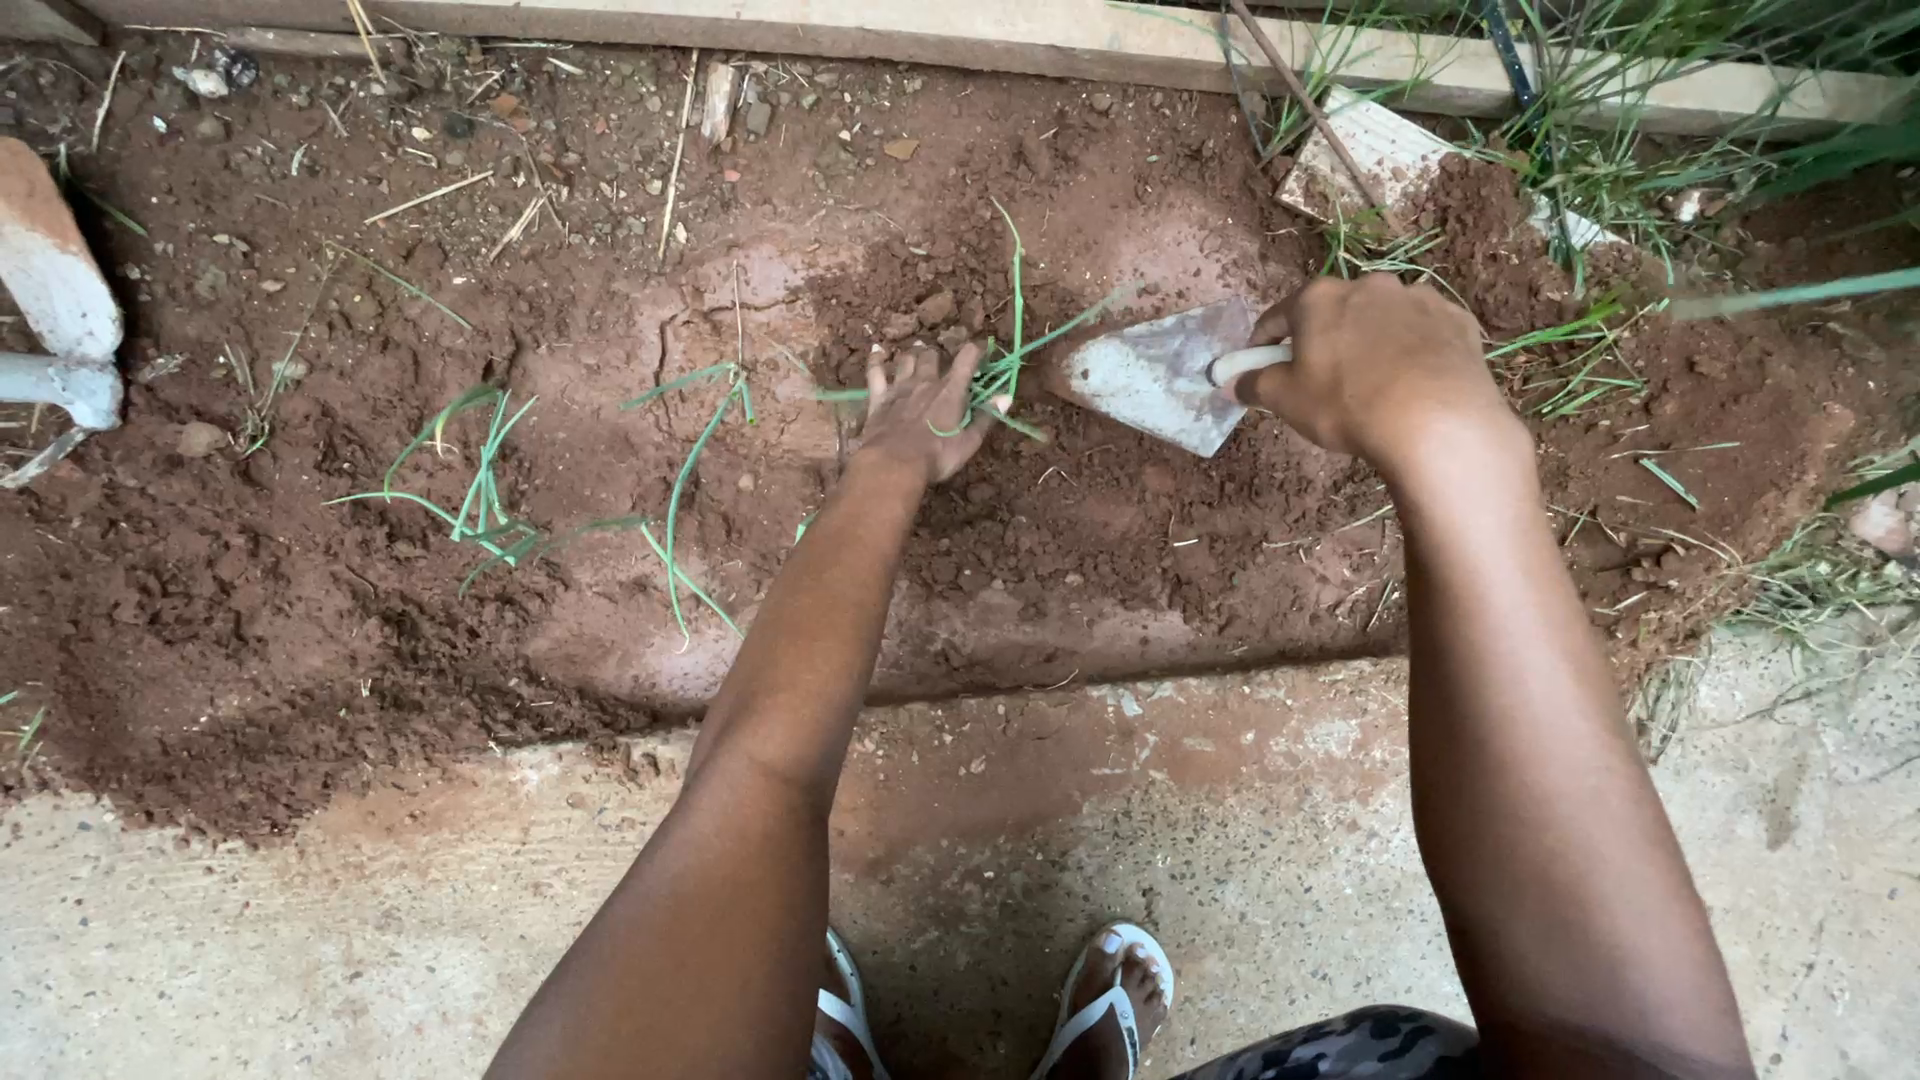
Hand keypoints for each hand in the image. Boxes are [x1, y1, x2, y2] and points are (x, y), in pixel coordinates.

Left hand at [853, 342, 1006, 483]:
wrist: (893, 463)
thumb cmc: (936, 457)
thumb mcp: (968, 442)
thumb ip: (986, 417)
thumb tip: (1006, 396)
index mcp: (951, 391)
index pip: (967, 358)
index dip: (976, 350)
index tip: (982, 351)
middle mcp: (925, 382)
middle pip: (932, 355)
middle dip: (938, 354)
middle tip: (941, 360)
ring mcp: (900, 388)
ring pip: (906, 360)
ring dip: (912, 355)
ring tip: (916, 352)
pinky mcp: (879, 398)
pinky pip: (875, 372)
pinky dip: (876, 360)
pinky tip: (876, 352)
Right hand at [1231, 275, 1527, 479]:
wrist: (1436, 421)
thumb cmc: (1344, 404)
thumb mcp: (1283, 400)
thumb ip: (1253, 384)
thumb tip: (1232, 381)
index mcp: (1318, 299)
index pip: (1275, 317)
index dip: (1261, 345)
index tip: (1259, 368)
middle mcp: (1368, 285)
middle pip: (1330, 313)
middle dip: (1319, 340)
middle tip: (1317, 380)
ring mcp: (1417, 298)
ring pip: (1377, 319)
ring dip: (1365, 342)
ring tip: (1369, 384)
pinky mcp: (1455, 319)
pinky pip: (1418, 332)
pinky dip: (1407, 350)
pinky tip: (1407, 382)